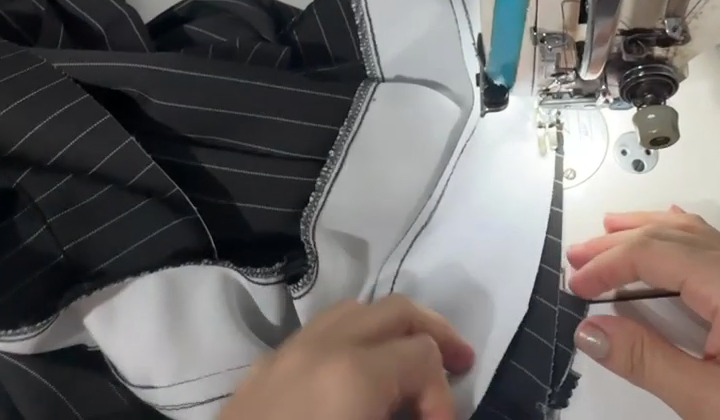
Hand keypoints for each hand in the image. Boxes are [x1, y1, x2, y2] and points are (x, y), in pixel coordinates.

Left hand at [219, 295, 475, 419]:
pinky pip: (318, 333)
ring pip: (355, 311)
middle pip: (396, 311)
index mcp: (354, 372)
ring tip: (410, 361)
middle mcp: (322, 347)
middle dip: (433, 336)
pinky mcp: (259, 374)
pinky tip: (356, 374)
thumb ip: (407, 416)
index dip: (445, 397)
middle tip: (460, 365)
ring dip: (391, 330)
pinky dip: (351, 339)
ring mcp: (286, 355)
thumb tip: (434, 412)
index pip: (424, 357)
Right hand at [567, 208, 719, 419]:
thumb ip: (647, 360)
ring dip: (646, 234)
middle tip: (576, 256)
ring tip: (608, 232)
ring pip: (690, 234)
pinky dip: (677, 237)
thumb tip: (588, 328)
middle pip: (668, 236)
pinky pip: (709, 245)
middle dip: (619, 242)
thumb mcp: (710, 401)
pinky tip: (670, 237)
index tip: (573, 288)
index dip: (607, 265)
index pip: (652, 255)